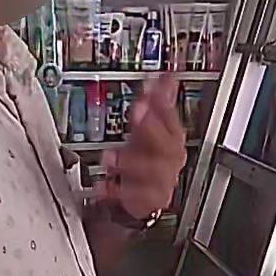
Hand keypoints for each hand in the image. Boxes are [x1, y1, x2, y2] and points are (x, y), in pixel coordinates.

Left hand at [102, 76, 187, 217]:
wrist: (144, 196)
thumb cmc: (144, 160)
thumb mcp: (145, 130)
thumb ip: (151, 104)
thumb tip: (157, 77)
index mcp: (171, 138)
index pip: (172, 116)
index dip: (164, 100)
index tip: (155, 83)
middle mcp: (170, 158)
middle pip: (167, 144)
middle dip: (152, 126)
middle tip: (138, 111)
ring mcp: (162, 179)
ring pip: (152, 170)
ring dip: (129, 161)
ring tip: (109, 157)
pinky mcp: (150, 199)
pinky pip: (136, 195)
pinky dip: (117, 190)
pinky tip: (103, 185)